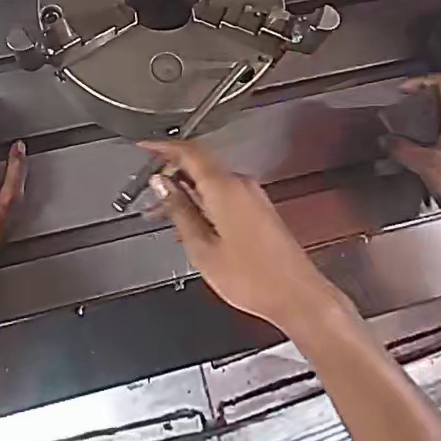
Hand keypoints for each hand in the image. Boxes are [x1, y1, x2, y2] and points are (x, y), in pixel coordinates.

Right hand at [139, 140, 352, 335]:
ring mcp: (253, 196)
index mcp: (225, 188)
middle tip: (150, 188)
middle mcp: (242, 185)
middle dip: (172, 171)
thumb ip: (179, 211)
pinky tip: (192, 220)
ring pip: (213, 180)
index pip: (190, 152)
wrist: (295, 294)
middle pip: (202, 163)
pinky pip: (226, 193)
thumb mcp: (202, 248)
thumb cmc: (253, 278)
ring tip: (165, 209)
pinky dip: (204, 199)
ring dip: (187, 188)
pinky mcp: (259, 208)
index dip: (163, 146)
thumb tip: (161, 186)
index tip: (145, 148)